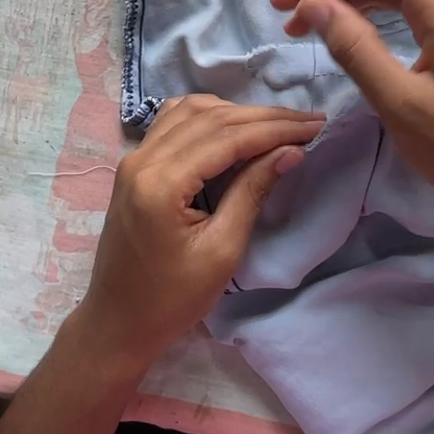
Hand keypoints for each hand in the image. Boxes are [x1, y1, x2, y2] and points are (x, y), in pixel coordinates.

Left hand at [75, 95, 323, 370]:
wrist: (118, 321)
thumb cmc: (172, 299)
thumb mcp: (222, 251)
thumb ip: (252, 192)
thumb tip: (291, 151)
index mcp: (161, 183)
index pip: (226, 137)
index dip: (275, 128)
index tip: (315, 125)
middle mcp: (142, 159)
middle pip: (209, 118)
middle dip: (262, 117)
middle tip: (307, 121)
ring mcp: (134, 158)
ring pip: (189, 112)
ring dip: (235, 112)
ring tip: (277, 124)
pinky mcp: (134, 165)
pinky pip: (171, 122)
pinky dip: (206, 116)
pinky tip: (231, 125)